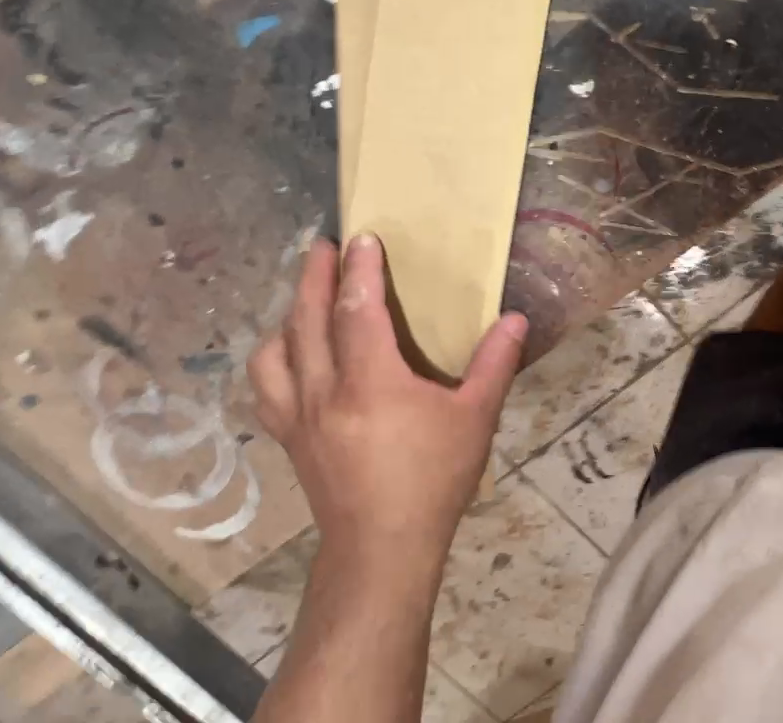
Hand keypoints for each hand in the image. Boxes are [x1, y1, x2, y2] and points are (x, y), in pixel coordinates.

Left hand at [248, 234, 525, 565]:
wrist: (382, 544)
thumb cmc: (435, 476)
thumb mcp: (477, 417)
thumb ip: (494, 364)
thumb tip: (515, 319)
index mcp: (371, 382)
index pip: (358, 312)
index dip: (360, 272)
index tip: (363, 238)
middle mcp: (324, 391)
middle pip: (307, 321)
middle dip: (313, 278)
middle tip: (321, 246)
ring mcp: (298, 416)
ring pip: (275, 352)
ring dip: (288, 315)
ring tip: (304, 297)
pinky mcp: (288, 438)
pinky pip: (267, 386)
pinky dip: (274, 358)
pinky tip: (288, 355)